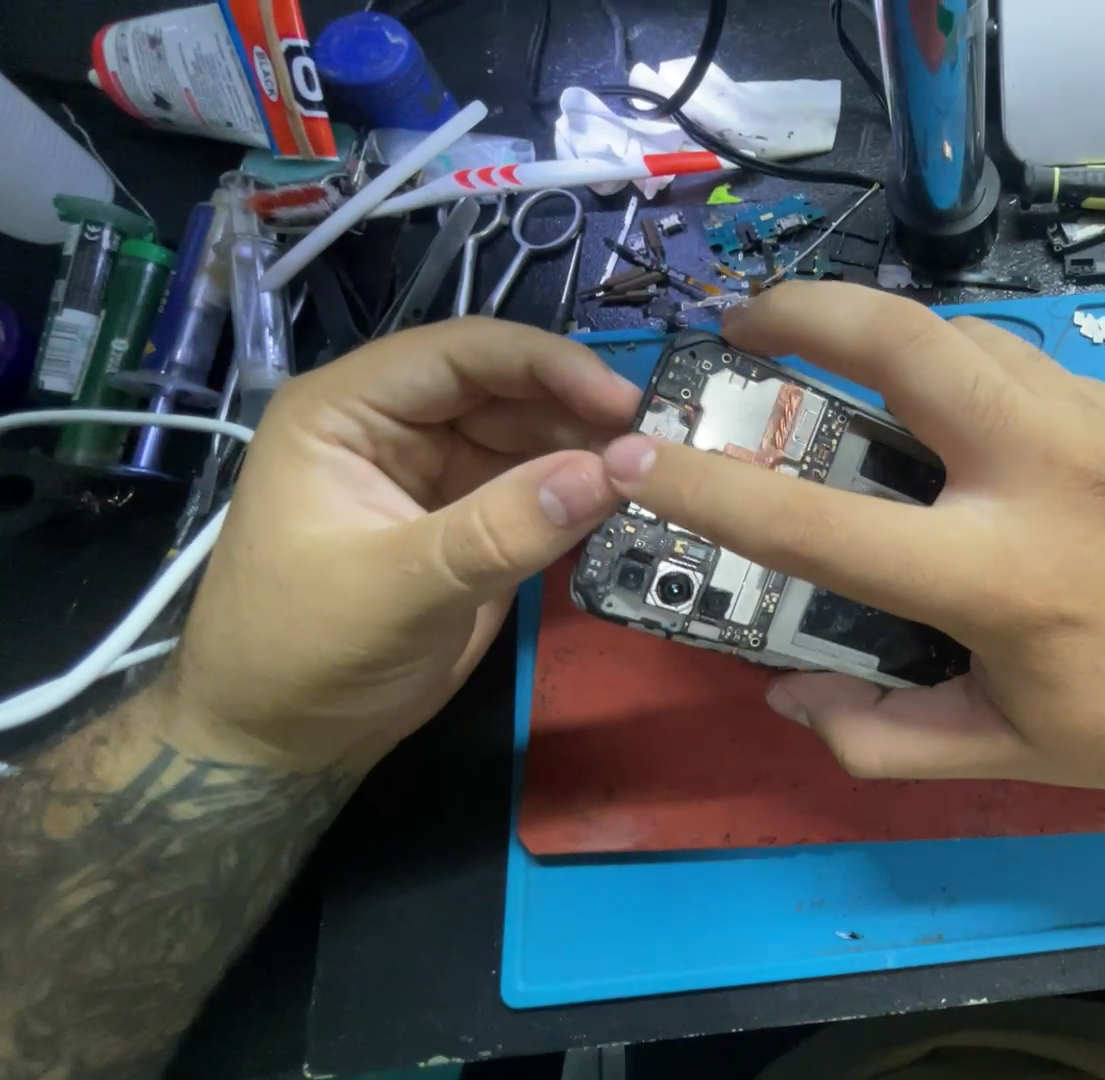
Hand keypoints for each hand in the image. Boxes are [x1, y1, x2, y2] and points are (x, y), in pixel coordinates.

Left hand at [157, 319, 640, 772]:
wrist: (296, 736)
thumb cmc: (308, 653)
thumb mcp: (399, 590)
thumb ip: (500, 531)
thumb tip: (606, 475)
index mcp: (350, 414)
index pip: (460, 356)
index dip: (547, 365)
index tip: (624, 403)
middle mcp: (404, 428)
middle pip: (513, 391)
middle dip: (584, 411)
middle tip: (659, 447)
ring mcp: (450, 473)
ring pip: (541, 436)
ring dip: (597, 452)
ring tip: (655, 477)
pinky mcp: (486, 517)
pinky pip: (551, 486)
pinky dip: (592, 492)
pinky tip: (632, 503)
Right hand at [601, 283, 1104, 798]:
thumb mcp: (1001, 751)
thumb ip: (876, 735)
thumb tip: (788, 692)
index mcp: (1000, 576)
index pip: (820, 524)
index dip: (710, 489)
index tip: (638, 454)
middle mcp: (1047, 473)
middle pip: (908, 342)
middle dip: (807, 312)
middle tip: (747, 325)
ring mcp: (1104, 423)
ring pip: (967, 337)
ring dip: (888, 339)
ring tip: (842, 363)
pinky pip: (1025, 367)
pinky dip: (967, 376)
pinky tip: (961, 420)